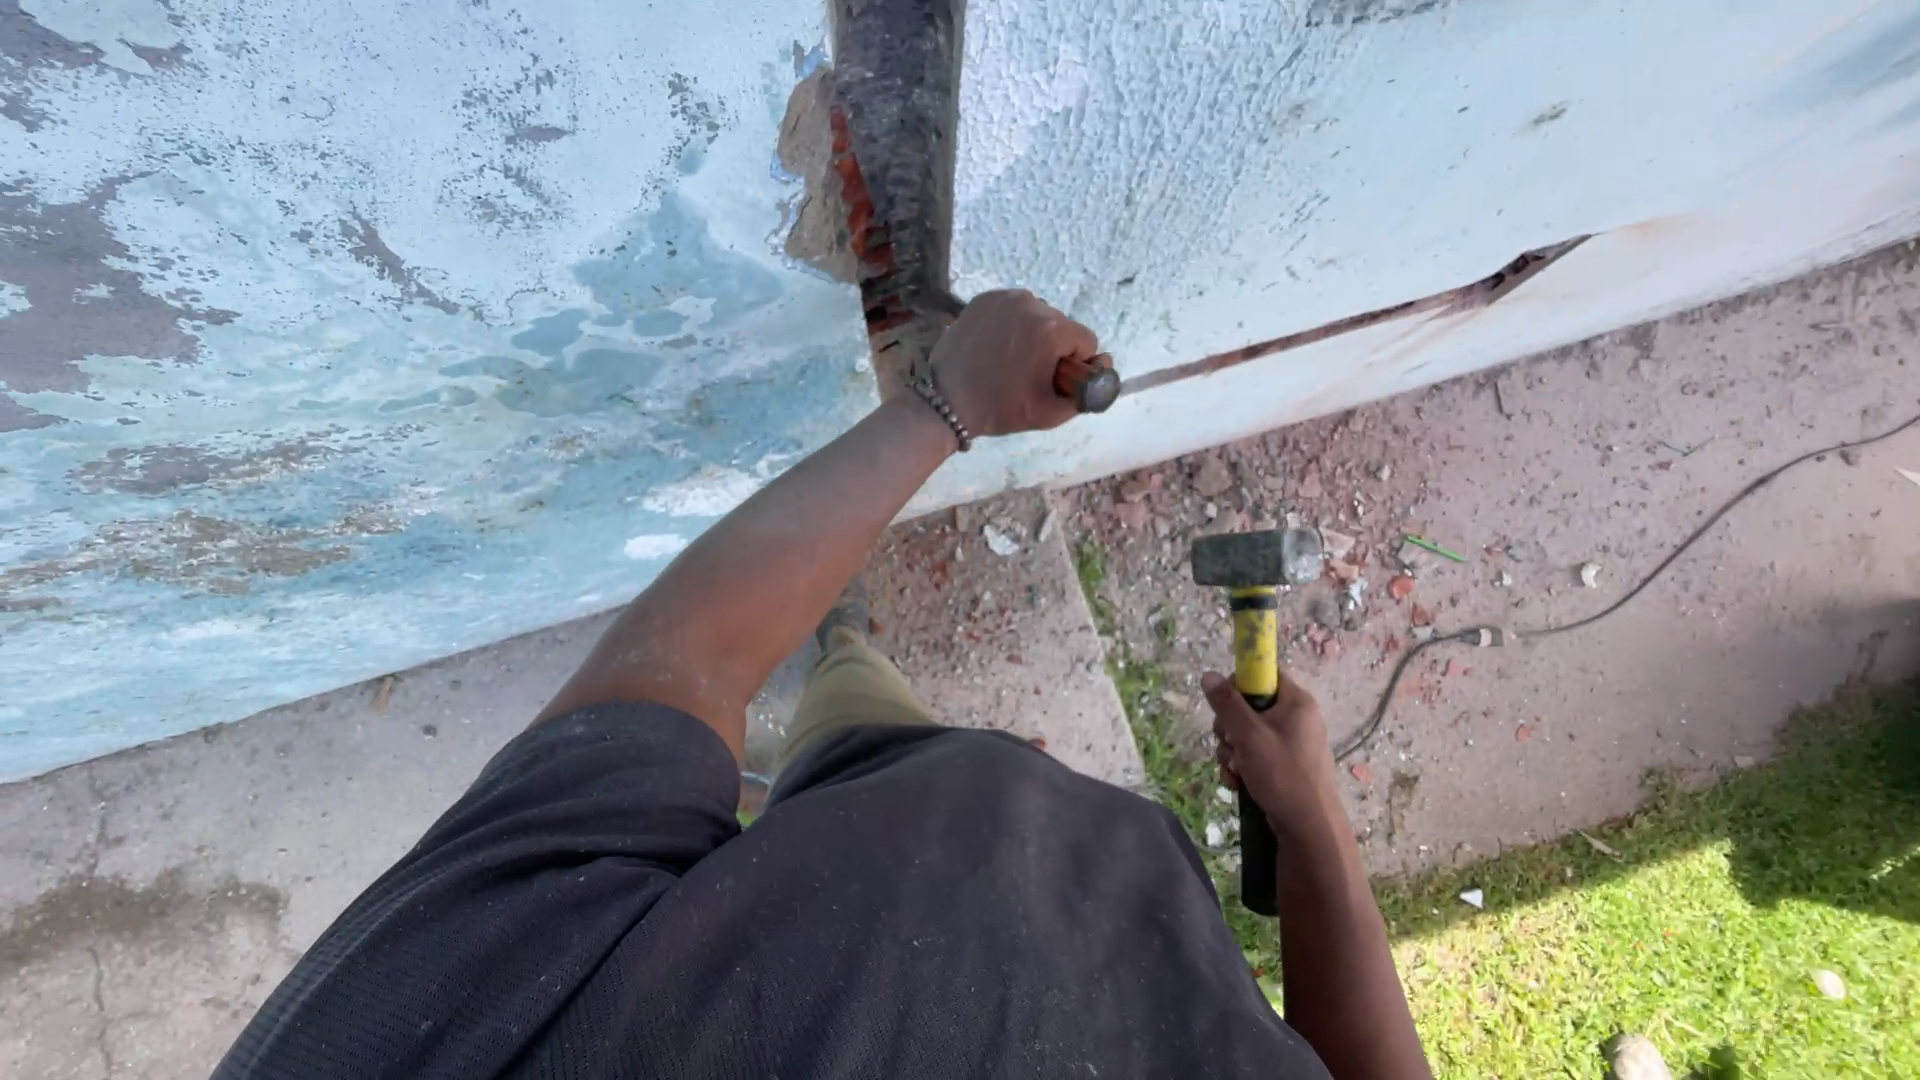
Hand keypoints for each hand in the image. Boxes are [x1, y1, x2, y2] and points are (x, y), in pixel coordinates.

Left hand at [928, 290, 1095, 437]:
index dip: (1073, 364)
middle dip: (1053, 348)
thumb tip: (1103, 363)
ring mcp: (1005, 298)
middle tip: (1027, 373)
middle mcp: (1032, 304)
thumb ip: (1088, 391)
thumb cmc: (1000, 409)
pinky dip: (1012, 325)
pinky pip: (1014, 309)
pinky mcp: (985, 298)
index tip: (1051, 379)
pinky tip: (997, 346)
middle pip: (1061, 326)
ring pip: (1038, 315)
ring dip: (1034, 335)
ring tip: (1010, 360)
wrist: (946, 401)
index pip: (1085, 341)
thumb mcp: (1051, 413)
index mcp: (1051, 330)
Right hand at [1204, 669, 1343, 837]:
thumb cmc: (1282, 774)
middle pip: (1248, 705)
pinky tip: (1237, 782)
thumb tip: (1208, 675)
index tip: (1225, 705)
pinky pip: (1254, 753)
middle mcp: (1295, 717)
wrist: (1309, 828)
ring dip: (1231, 751)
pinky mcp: (1284, 764)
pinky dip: (1242, 765)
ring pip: (1246, 732)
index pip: (1263, 674)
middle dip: (1229, 728)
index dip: (1238, 685)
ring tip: (1235, 770)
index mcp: (1296, 702)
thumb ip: (1227, 704)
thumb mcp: (1248, 735)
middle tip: (1230, 743)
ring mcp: (1290, 742)